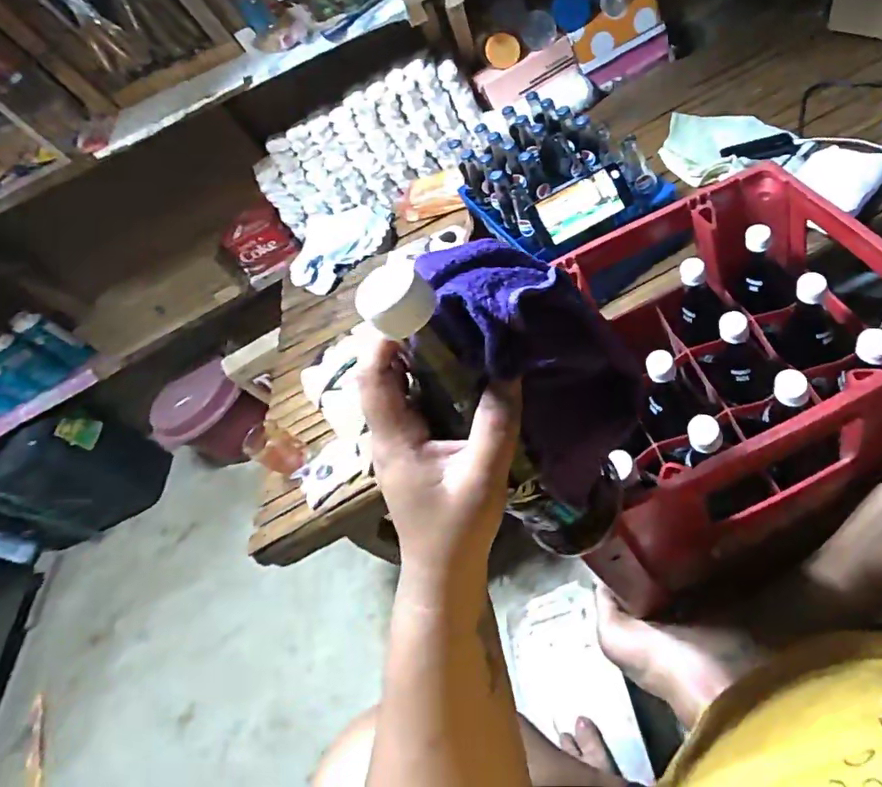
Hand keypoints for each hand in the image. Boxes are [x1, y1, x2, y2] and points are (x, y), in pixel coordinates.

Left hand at [356, 334, 520, 587]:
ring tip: (442, 328)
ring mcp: (393, 442)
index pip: (372, 377)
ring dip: (408, 356)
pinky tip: (449, 368)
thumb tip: (509, 370)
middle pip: (377, 375)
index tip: (410, 309)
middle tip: (432, 310)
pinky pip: (406, 400)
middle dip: (398, 339)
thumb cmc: (457, 528)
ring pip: (390, 387)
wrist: (442, 572)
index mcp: (392, 438)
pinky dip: (420, 377)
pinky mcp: (408, 447)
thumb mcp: (483, 475)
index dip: (383, 340)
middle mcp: (384, 434)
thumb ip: (496, 424)